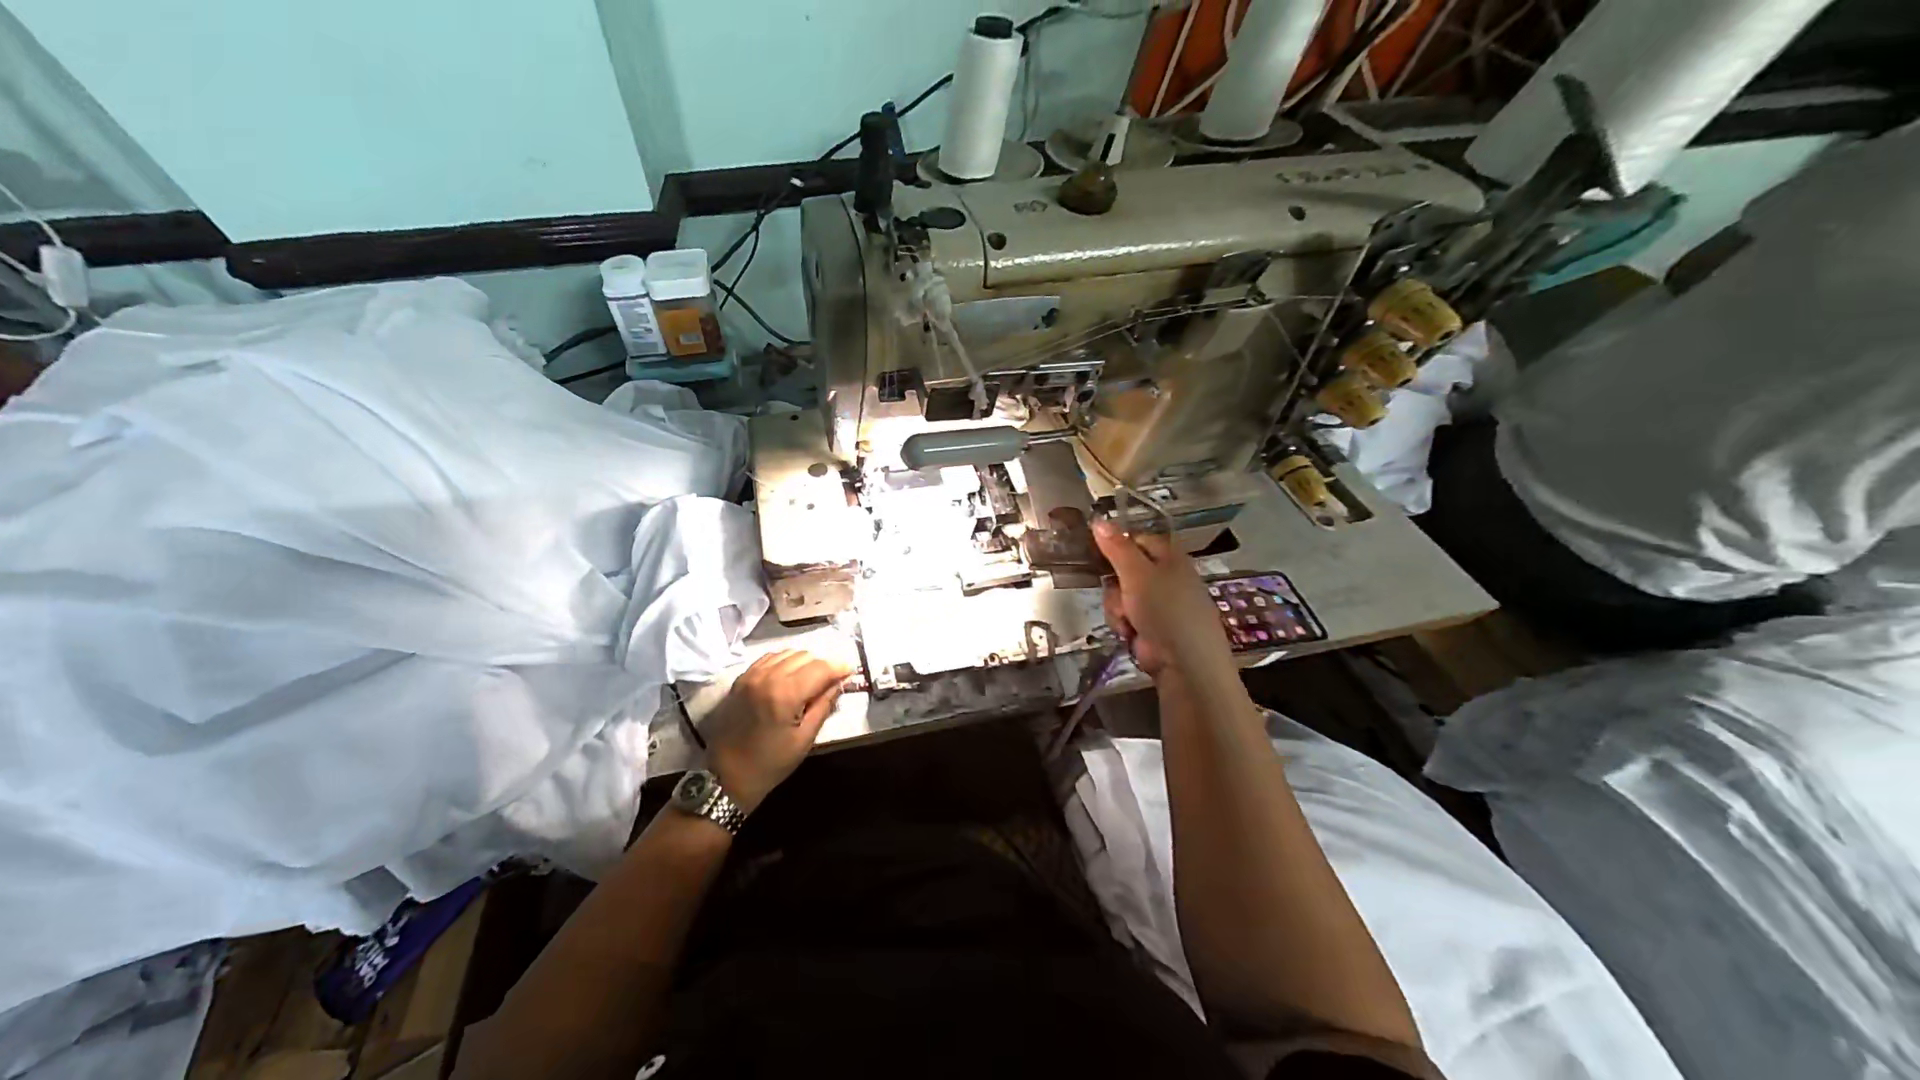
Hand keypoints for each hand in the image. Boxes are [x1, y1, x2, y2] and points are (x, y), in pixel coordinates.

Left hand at [704, 649, 851, 812]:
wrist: (727, 776)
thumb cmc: (771, 762)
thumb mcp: (805, 738)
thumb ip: (824, 704)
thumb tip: (840, 682)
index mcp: (785, 693)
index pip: (821, 667)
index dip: (839, 667)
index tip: (850, 673)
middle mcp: (768, 676)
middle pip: (805, 656)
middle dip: (823, 665)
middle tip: (830, 682)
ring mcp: (751, 675)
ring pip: (787, 653)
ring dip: (804, 662)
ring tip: (810, 681)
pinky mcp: (741, 679)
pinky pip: (769, 658)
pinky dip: (784, 662)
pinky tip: (789, 678)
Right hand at [1092, 520, 1235, 683]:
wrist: (1184, 660)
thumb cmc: (1165, 608)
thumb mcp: (1138, 573)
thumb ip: (1117, 547)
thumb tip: (1098, 519)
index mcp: (1168, 555)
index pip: (1134, 539)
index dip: (1114, 544)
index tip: (1094, 551)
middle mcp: (1163, 575)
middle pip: (1121, 568)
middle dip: (1114, 584)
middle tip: (1119, 593)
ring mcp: (1156, 602)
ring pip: (1118, 594)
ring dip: (1117, 608)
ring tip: (1129, 620)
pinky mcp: (1148, 625)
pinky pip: (1123, 615)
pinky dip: (1123, 624)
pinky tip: (1131, 633)